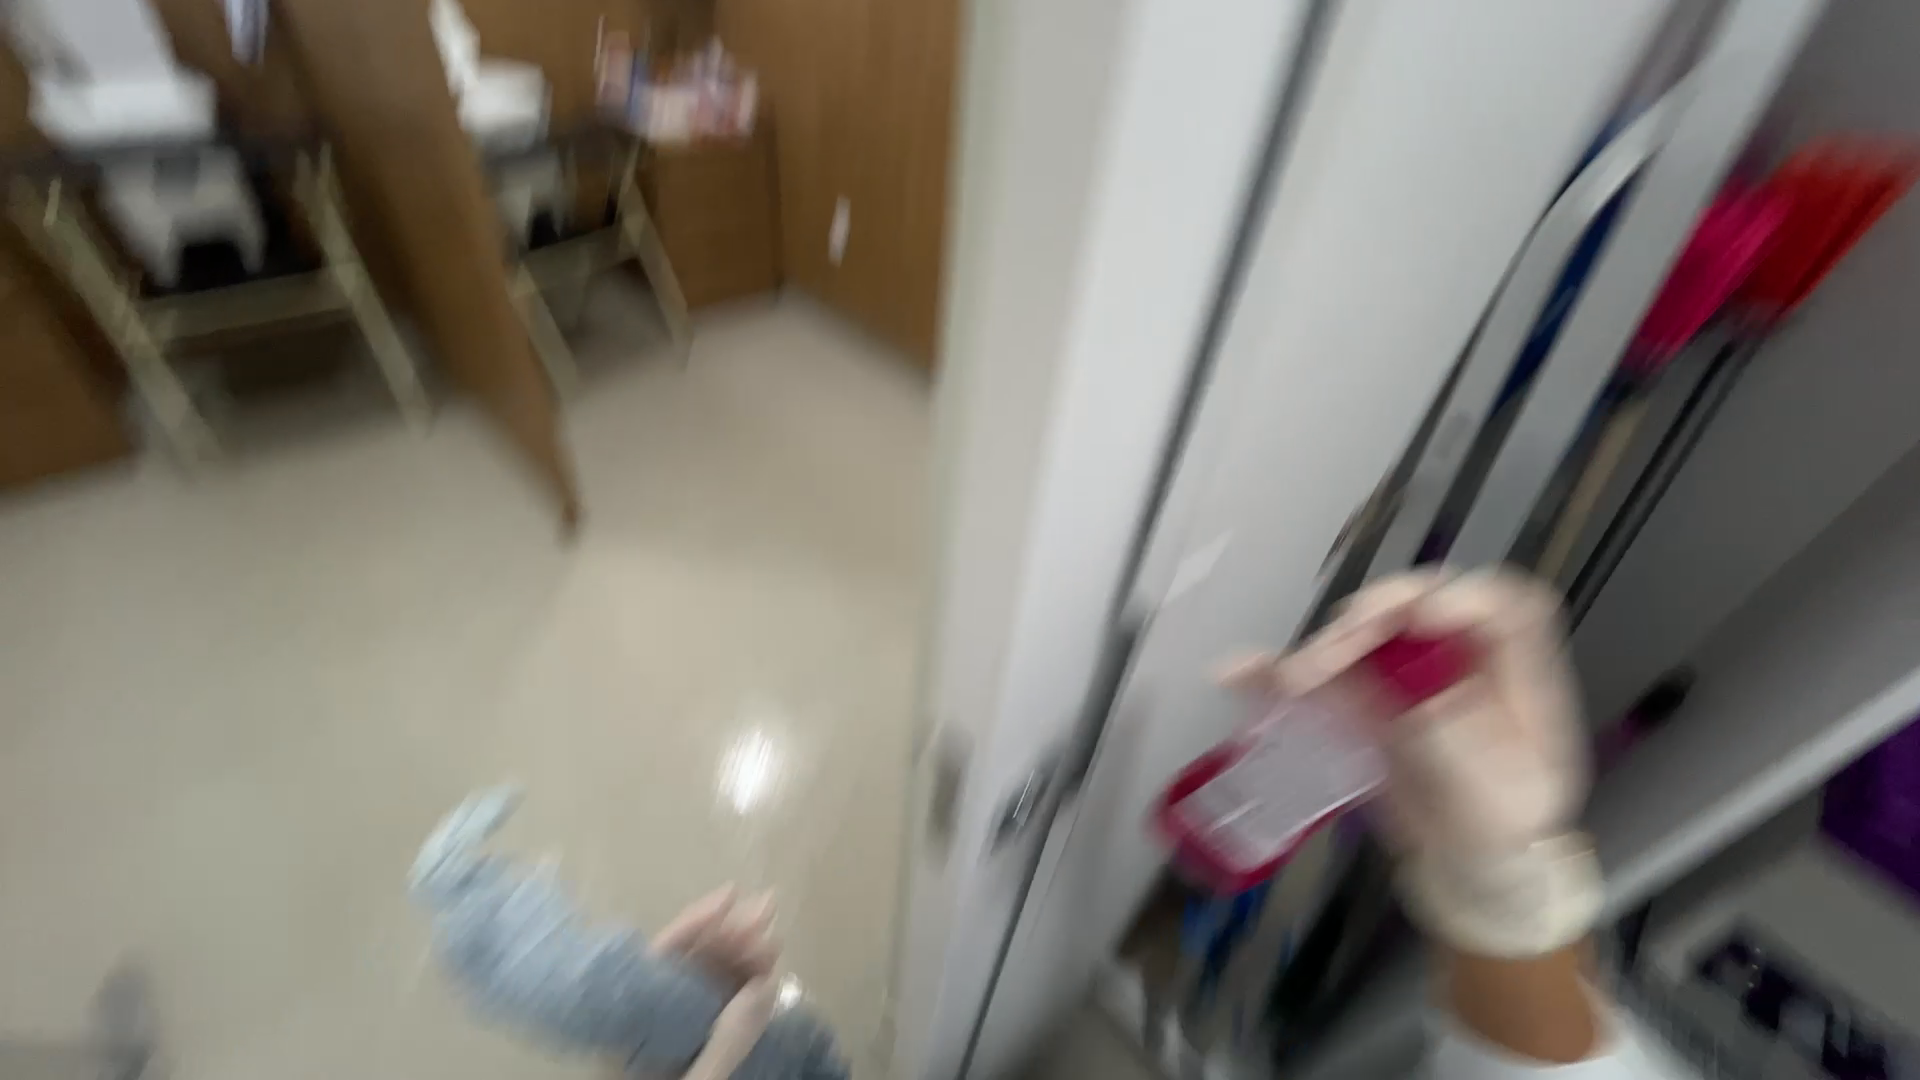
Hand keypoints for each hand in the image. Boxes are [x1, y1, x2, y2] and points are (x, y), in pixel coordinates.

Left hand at [629, 886, 781, 1079]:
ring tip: (774, 933)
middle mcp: (649, 1031)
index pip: (658, 966)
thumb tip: (763, 987)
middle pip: (688, 967)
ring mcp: (675, 1039)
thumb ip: (725, 1045)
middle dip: (729, 935)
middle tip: (769, 910)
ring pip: (708, 983)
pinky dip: (744, 984)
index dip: (692, 928)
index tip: (729, 897)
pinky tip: (764, 970)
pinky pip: (720, 1007)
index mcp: (629, 1040)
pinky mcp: (698, 1049)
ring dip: (743, 953)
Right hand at [1225, 569, 1600, 957]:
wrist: (1461, 860)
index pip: (1501, 606)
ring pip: (1360, 633)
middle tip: (1334, 652)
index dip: (1461, 596)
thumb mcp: (1493, 792)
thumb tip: (1418, 698)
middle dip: (1371, 617)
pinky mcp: (1360, 694)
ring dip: (1322, 646)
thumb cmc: (1495, 827)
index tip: (1421, 618)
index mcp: (1513, 674)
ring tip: (1292, 679)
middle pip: (1414, 607)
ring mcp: (1403, 673)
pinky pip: (1317, 672)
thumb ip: (1456, 740)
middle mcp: (1456, 659)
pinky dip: (1277, 670)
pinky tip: (1242, 672)